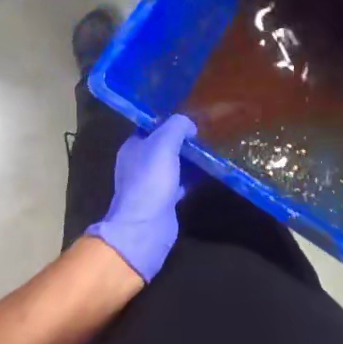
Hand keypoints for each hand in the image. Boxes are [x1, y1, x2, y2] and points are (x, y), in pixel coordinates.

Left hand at [86, 116, 195, 281]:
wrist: (147, 226)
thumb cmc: (151, 180)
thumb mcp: (164, 143)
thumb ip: (176, 127)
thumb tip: (188, 124)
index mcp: (132, 147)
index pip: (150, 127)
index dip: (168, 121)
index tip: (190, 117)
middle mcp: (138, 164)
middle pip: (162, 146)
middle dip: (181, 140)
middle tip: (204, 133)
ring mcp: (150, 184)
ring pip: (172, 165)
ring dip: (188, 160)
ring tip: (210, 150)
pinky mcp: (163, 201)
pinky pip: (179, 184)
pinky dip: (191, 179)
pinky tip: (207, 174)